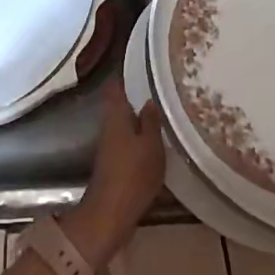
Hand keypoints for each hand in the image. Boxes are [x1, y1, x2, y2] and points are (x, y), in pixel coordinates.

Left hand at [66, 77, 165, 265]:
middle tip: (162, 84)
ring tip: (165, 109)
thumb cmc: (133, 173)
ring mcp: (111, 146)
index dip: (125, 73)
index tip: (142, 62)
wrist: (112, 213)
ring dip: (141, 116)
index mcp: (116, 115)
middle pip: (121, 104)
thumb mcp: (150, 144)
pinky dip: (142, 135)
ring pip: (126, 122)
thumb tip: (149, 99)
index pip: (116, 86)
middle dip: (137, 95)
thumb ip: (151, 120)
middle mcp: (109, 126)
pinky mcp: (115, 163)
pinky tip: (158, 138)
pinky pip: (130, 140)